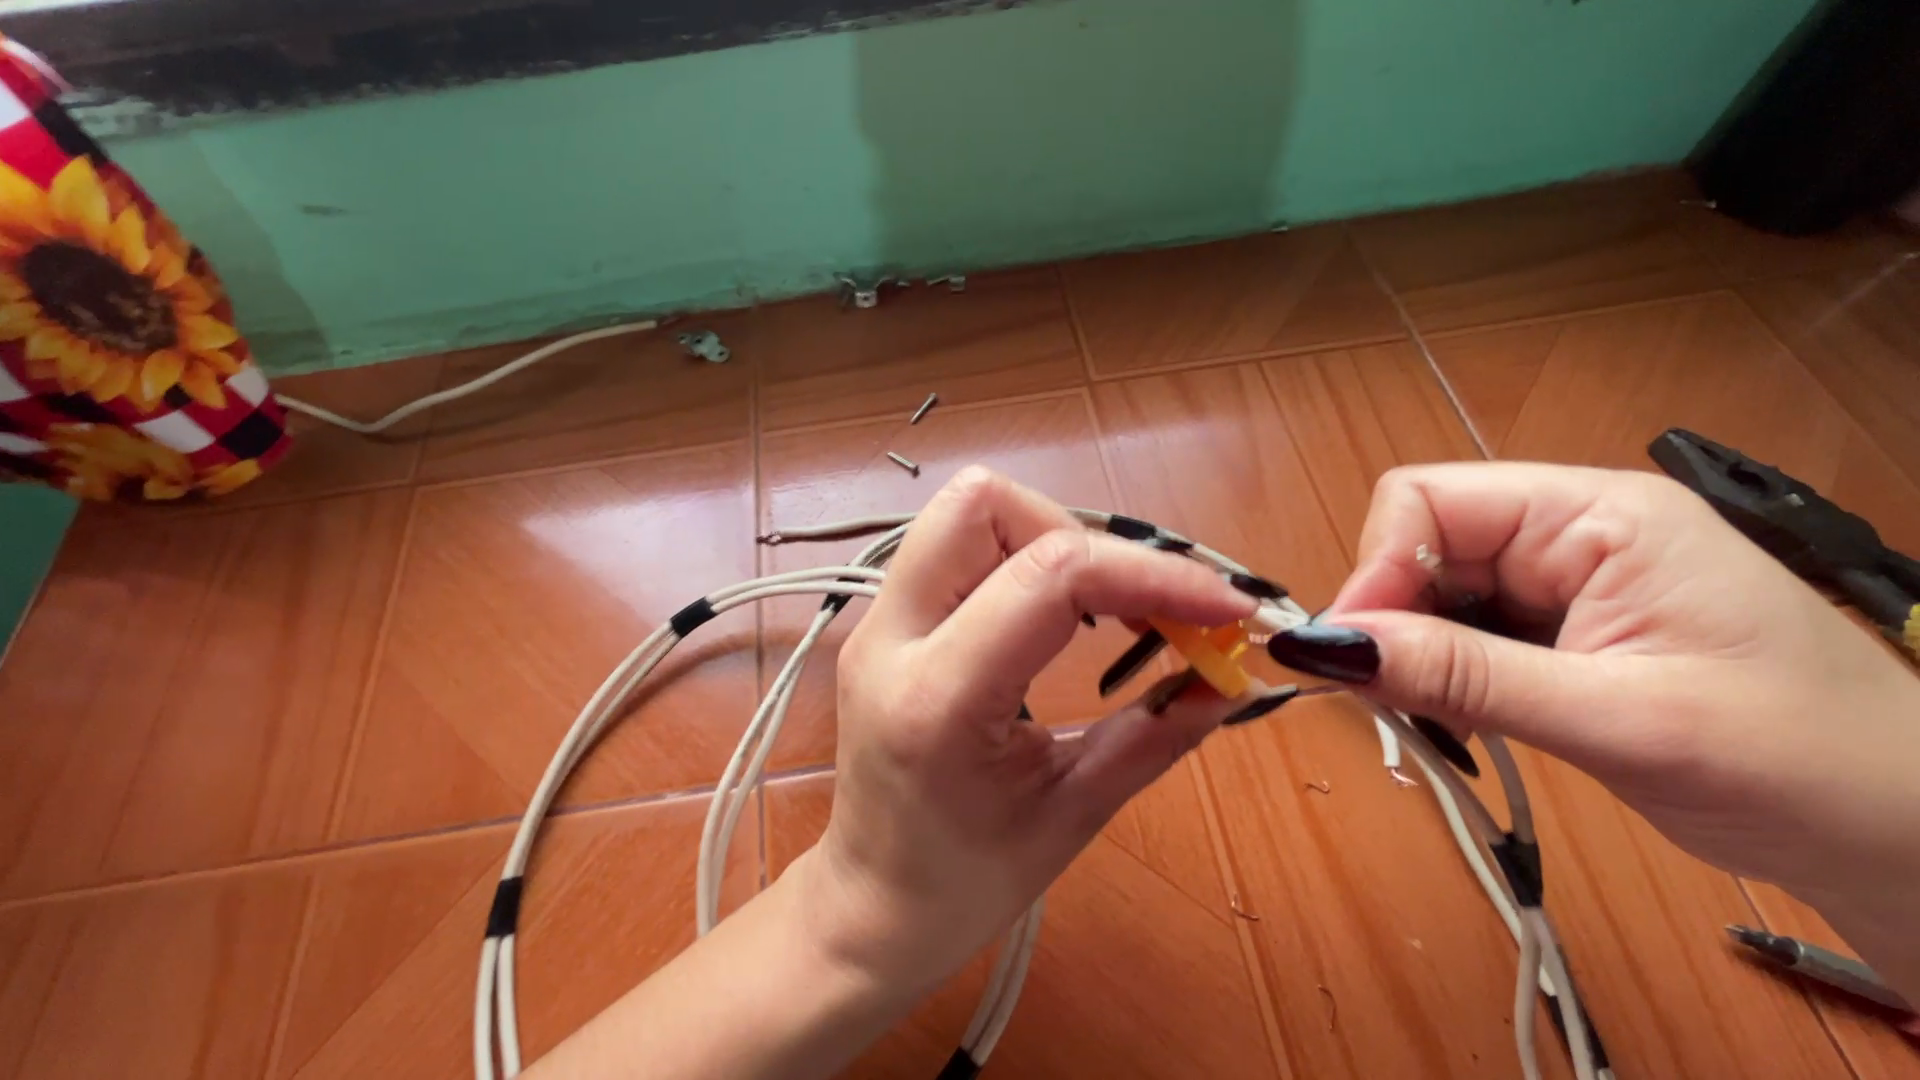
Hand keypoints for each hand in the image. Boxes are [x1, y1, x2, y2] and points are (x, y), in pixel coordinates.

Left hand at [789, 467, 1254, 992]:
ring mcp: (879, 621)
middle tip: (1134, 603)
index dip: (1151, 574)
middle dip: (1079, 533)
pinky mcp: (886, 620)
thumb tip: (1229, 679)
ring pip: (966, 512)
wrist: (868, 903)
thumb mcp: (1071, 818)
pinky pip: (956, 547)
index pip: (1049, 578)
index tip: (1223, 607)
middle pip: (983, 503)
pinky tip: (1060, 614)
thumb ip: (1154, 738)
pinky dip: (1023, 557)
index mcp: (936, 697)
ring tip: (1104, 606)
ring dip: (1050, 538)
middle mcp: (892, 636)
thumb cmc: (963, 882)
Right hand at [1319, 463, 1919, 959]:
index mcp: (1598, 515)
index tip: (1353, 656)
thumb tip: (1326, 647)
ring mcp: (1567, 584)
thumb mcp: (1619, 719)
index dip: (1376, 568)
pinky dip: (1439, 678)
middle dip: (1389, 621)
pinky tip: (1458, 721)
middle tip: (1387, 703)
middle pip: (1421, 546)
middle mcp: (1572, 534)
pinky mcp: (1562, 633)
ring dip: (1412, 656)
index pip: (1426, 500)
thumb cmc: (1806, 768)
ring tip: (1432, 723)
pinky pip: (1462, 636)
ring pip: (1433, 596)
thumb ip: (1463, 675)